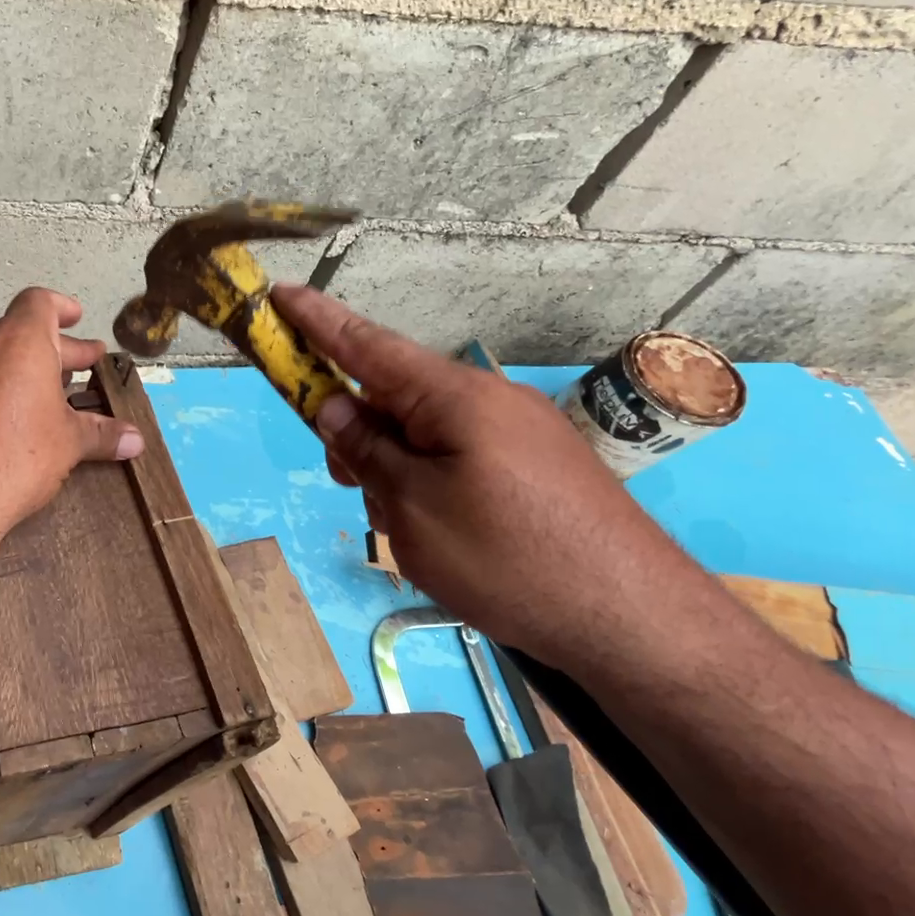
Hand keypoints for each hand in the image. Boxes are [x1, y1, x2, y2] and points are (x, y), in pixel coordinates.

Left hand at [0, 288, 144, 538]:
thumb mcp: (69, 443)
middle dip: (55, 349)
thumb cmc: (18, 457)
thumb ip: (102, 433)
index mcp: (19, 341)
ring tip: (48, 394)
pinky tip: (8, 418)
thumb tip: (136, 441)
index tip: (77, 318)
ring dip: (22, 369)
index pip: (39, 302)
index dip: (61, 307)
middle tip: (82, 365)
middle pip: (19, 332)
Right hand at [272, 284, 700, 670]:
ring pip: (424, 431)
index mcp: (455, 397)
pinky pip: (458, 453)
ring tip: (404, 524)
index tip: (278, 294)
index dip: (317, 321)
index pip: (367, 346)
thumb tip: (334, 406)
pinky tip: (439, 529)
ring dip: (394, 466)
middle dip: (357, 429)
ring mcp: (519, 431)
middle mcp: (488, 400)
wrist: (636, 621)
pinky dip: (428, 478)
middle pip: (394, 395)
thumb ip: (365, 451)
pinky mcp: (537, 464)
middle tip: (346, 481)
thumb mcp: (412, 507)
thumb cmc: (508, 559)